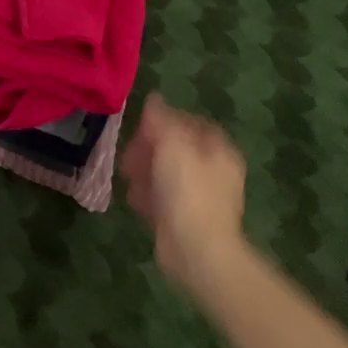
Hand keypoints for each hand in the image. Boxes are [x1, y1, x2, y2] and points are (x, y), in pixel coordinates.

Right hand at [120, 93, 247, 288]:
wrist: (195, 250)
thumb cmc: (187, 191)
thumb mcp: (172, 145)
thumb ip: (162, 119)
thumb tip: (154, 98)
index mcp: (218, 151)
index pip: (191, 123)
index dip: (166, 120)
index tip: (143, 127)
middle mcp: (212, 170)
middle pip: (174, 147)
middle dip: (148, 148)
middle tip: (130, 153)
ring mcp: (198, 195)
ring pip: (163, 171)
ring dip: (143, 171)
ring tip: (129, 177)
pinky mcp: (183, 216)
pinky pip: (160, 195)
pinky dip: (146, 194)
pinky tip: (137, 199)